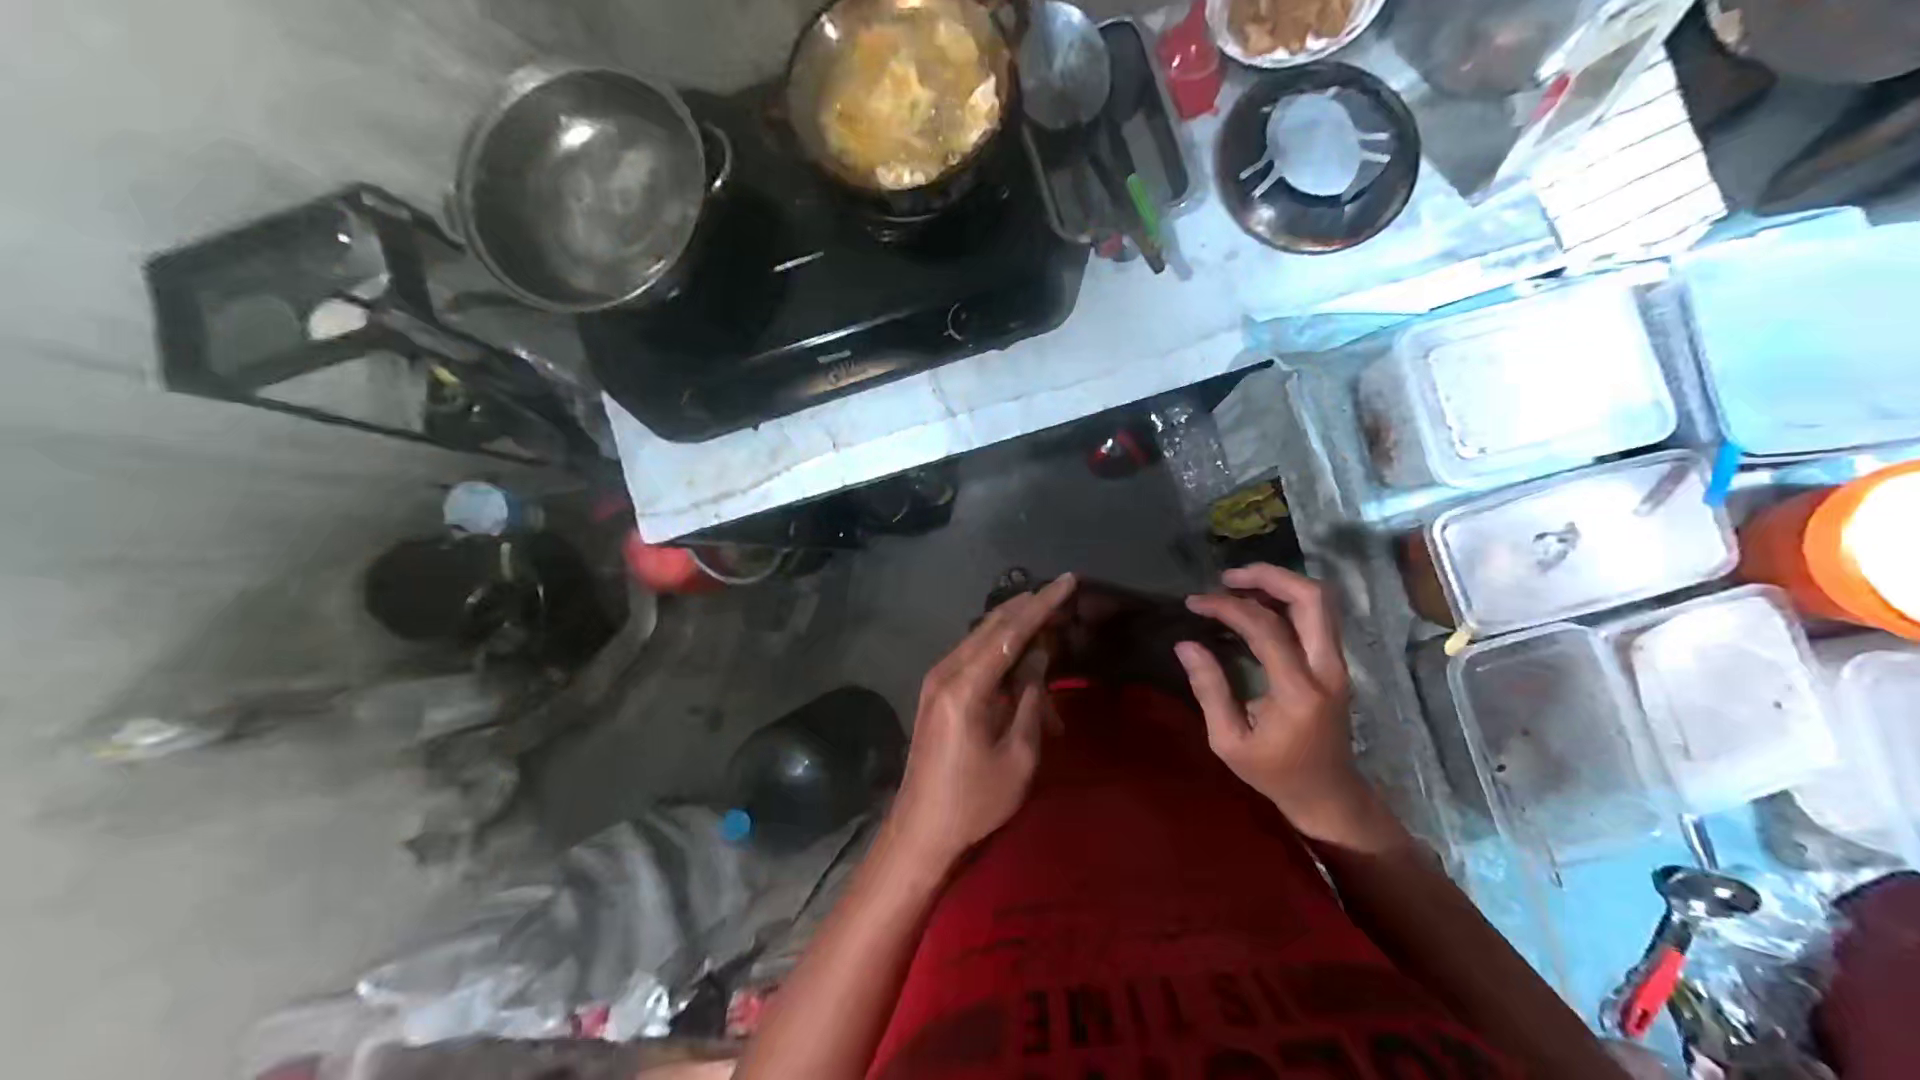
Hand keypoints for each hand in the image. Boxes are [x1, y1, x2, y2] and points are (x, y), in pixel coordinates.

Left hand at [889, 573, 1077, 864]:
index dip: (1043, 604)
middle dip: (1029, 608)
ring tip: (1050, 621)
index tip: (1068, 579)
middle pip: (992, 626)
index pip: (1010, 632)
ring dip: (1015, 629)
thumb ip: (1030, 699)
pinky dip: (999, 651)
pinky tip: (1022, 656)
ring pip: (981, 638)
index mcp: (965, 687)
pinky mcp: (936, 692)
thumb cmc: (975, 801)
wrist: (921, 830)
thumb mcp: (1019, 756)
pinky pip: (973, 657)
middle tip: (1063, 595)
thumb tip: (1039, 657)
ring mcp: (936, 680)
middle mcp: (945, 672)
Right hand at [1176, 564, 1372, 840]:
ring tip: (1239, 584)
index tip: (1195, 602)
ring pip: (1320, 602)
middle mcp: (1327, 670)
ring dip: (1280, 584)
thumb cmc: (1274, 773)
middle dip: (1269, 577)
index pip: (1266, 629)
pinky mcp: (1336, 664)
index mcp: (1299, 692)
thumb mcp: (1228, 741)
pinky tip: (1256, 604)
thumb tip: (1185, 644)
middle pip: (1312, 599)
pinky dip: (1287, 600)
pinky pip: (1317, 616)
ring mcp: (1338, 665)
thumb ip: (1209, 689)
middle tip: (1228, 577)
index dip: (1228, 608)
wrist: (1328, 794)